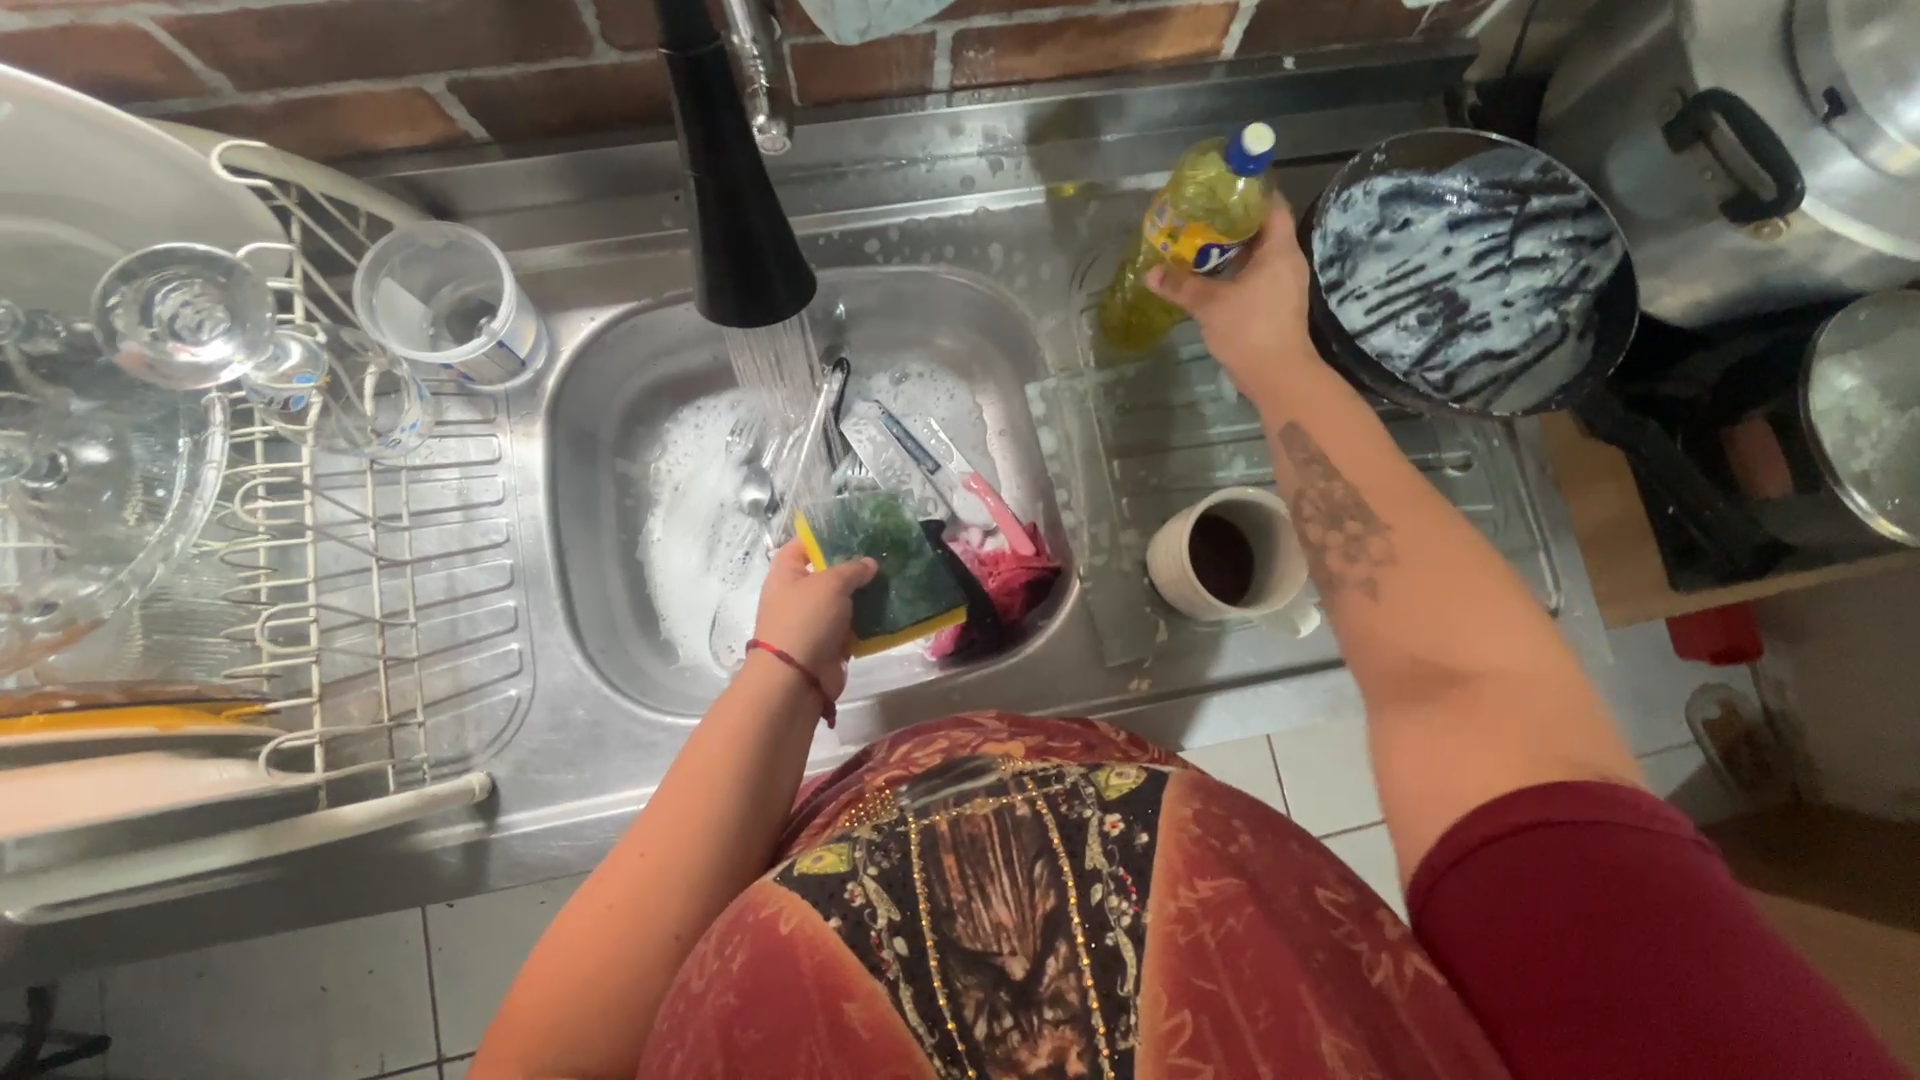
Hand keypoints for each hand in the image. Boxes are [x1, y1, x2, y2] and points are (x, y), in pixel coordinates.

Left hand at [751, 540, 877, 699]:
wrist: (797, 679)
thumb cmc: (805, 620)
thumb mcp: (830, 584)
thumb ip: (852, 569)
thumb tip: (870, 564)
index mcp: (786, 573)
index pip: (803, 544)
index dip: (826, 535)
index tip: (856, 529)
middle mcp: (798, 594)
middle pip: (828, 572)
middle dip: (855, 565)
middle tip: (885, 553)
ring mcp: (815, 620)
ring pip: (845, 600)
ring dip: (866, 594)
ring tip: (895, 577)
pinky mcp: (830, 642)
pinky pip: (853, 625)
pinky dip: (870, 620)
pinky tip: (893, 607)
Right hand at [1147, 199, 1320, 407]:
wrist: (1277, 375)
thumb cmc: (1249, 330)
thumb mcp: (1210, 304)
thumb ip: (1181, 285)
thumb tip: (1150, 273)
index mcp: (1279, 250)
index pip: (1272, 206)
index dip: (1251, 194)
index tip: (1223, 189)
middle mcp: (1286, 261)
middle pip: (1263, 230)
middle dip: (1233, 223)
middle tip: (1201, 217)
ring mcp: (1283, 285)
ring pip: (1258, 256)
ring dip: (1232, 250)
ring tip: (1200, 244)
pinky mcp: (1276, 305)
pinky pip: (1256, 276)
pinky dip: (1235, 272)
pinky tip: (1210, 277)